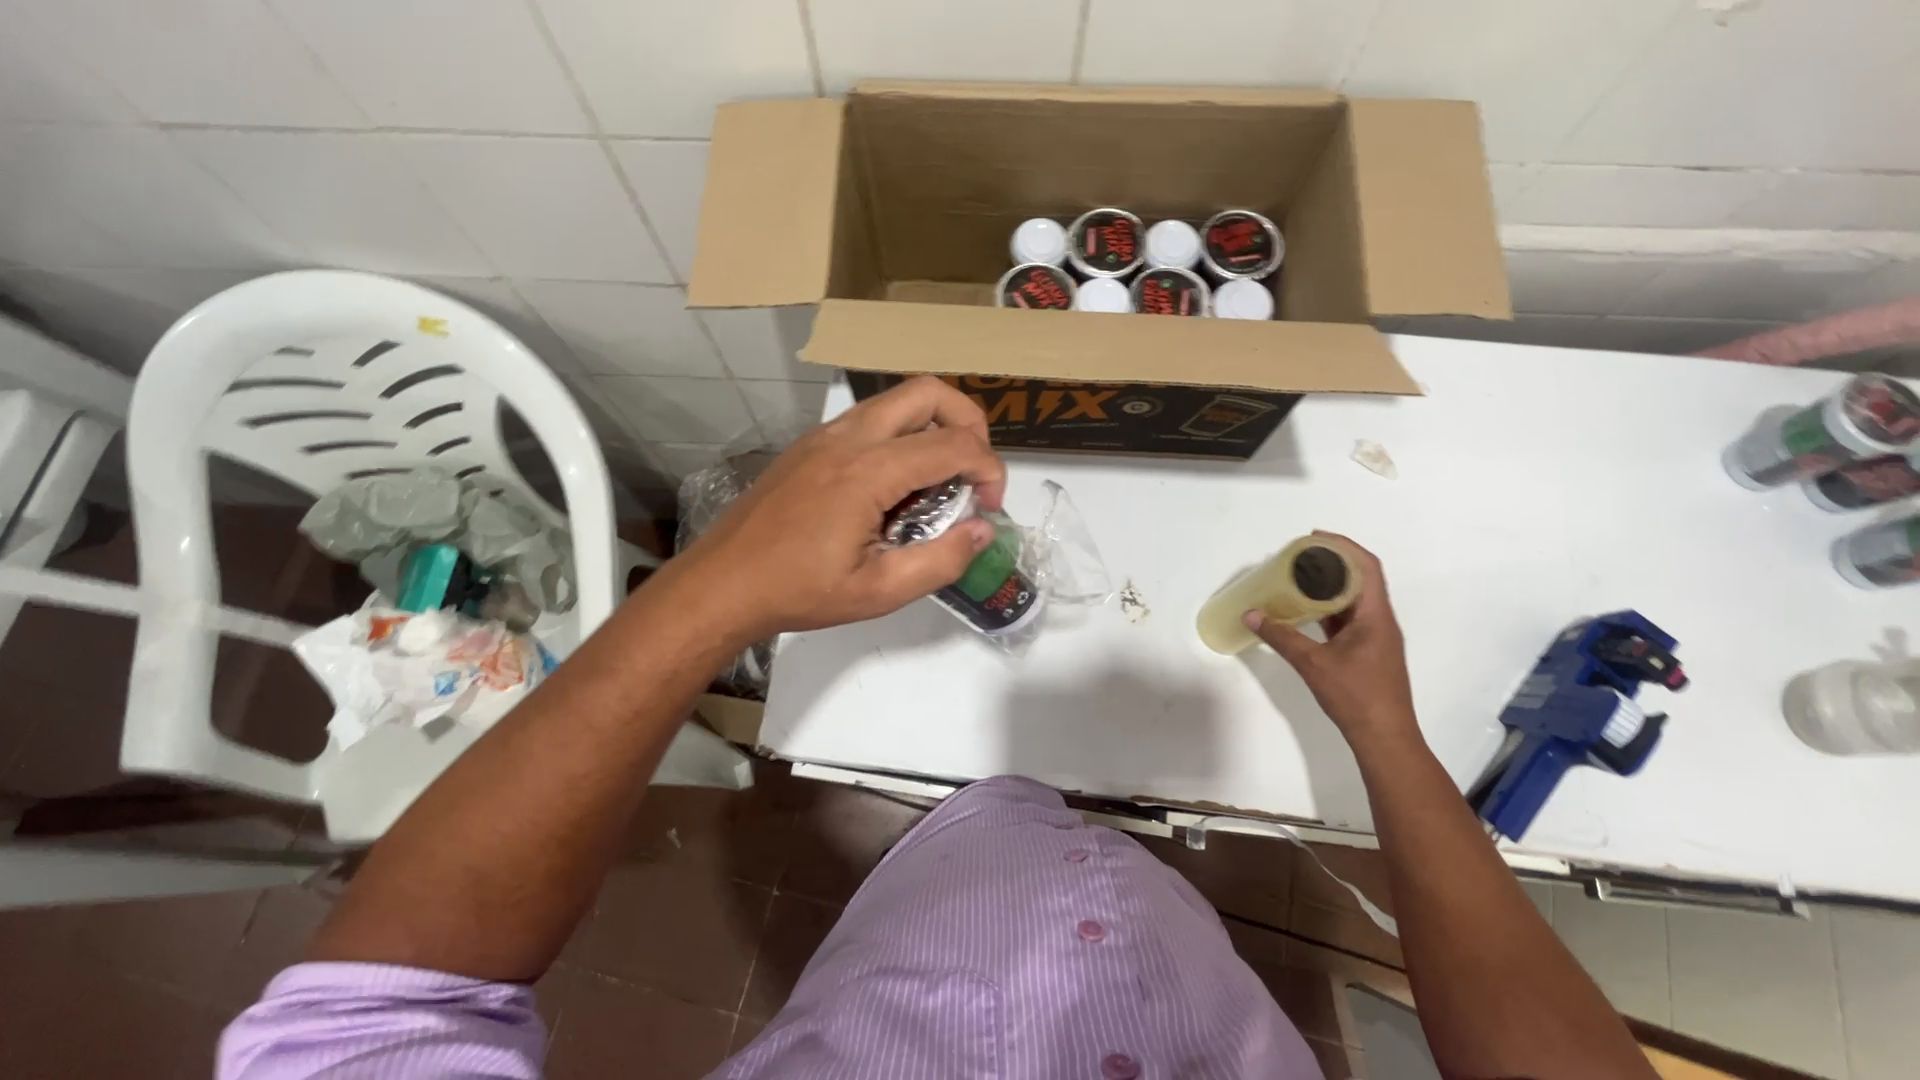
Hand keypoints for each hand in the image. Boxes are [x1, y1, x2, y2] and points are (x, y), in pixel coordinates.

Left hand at [671, 376, 1007, 643]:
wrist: (722, 584)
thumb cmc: (799, 591)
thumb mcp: (879, 591)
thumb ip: (941, 560)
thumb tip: (981, 530)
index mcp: (869, 471)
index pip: (954, 445)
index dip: (989, 470)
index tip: (989, 508)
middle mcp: (849, 438)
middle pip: (928, 393)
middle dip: (968, 422)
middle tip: (972, 471)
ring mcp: (824, 436)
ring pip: (896, 400)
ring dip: (932, 426)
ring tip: (937, 481)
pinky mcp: (809, 446)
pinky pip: (868, 419)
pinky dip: (900, 436)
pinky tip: (893, 488)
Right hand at [1244, 533, 1418, 747]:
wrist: (1384, 736)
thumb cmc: (1356, 696)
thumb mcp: (1313, 664)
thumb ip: (1281, 637)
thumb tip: (1251, 615)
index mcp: (1376, 616)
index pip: (1366, 567)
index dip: (1342, 546)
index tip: (1313, 538)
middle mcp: (1381, 620)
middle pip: (1361, 579)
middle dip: (1332, 562)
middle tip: (1298, 556)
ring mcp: (1376, 636)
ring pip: (1354, 599)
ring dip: (1330, 585)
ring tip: (1298, 577)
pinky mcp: (1368, 651)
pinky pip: (1348, 618)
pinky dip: (1328, 608)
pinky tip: (1305, 609)